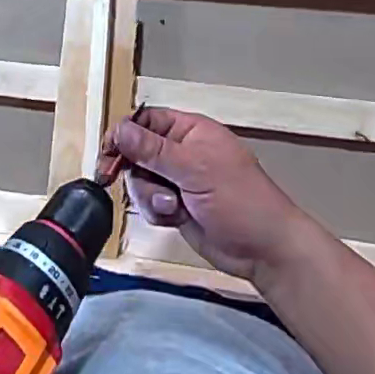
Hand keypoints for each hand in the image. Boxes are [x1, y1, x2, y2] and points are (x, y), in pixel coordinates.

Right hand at [102, 106, 309, 282]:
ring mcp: (178, 181)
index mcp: (189, 131)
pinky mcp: (176, 207)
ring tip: (171, 207)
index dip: (125, 133)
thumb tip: (119, 129)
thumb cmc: (237, 199)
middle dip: (134, 169)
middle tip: (112, 177)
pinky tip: (175, 219)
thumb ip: (152, 150)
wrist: (266, 251)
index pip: (146, 121)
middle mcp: (181, 152)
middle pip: (137, 152)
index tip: (108, 151)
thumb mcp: (194, 169)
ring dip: (149, 195)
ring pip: (141, 180)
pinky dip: (156, 212)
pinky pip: (150, 203)